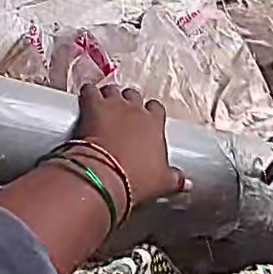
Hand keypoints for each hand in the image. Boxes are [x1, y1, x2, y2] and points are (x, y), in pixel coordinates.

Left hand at [79, 84, 187, 203]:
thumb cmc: (138, 179)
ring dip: (106, 96)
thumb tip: (187, 183)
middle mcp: (135, 108)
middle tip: (120, 114)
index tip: (144, 120)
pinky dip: (87, 93)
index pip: (156, 108)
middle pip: (132, 94)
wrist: (107, 173)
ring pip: (111, 89)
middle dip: (126, 101)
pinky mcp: (92, 103)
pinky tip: (85, 100)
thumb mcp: (163, 182)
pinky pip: (89, 89)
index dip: (149, 112)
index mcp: (154, 123)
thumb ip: (176, 179)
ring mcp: (113, 103)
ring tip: (102, 107)